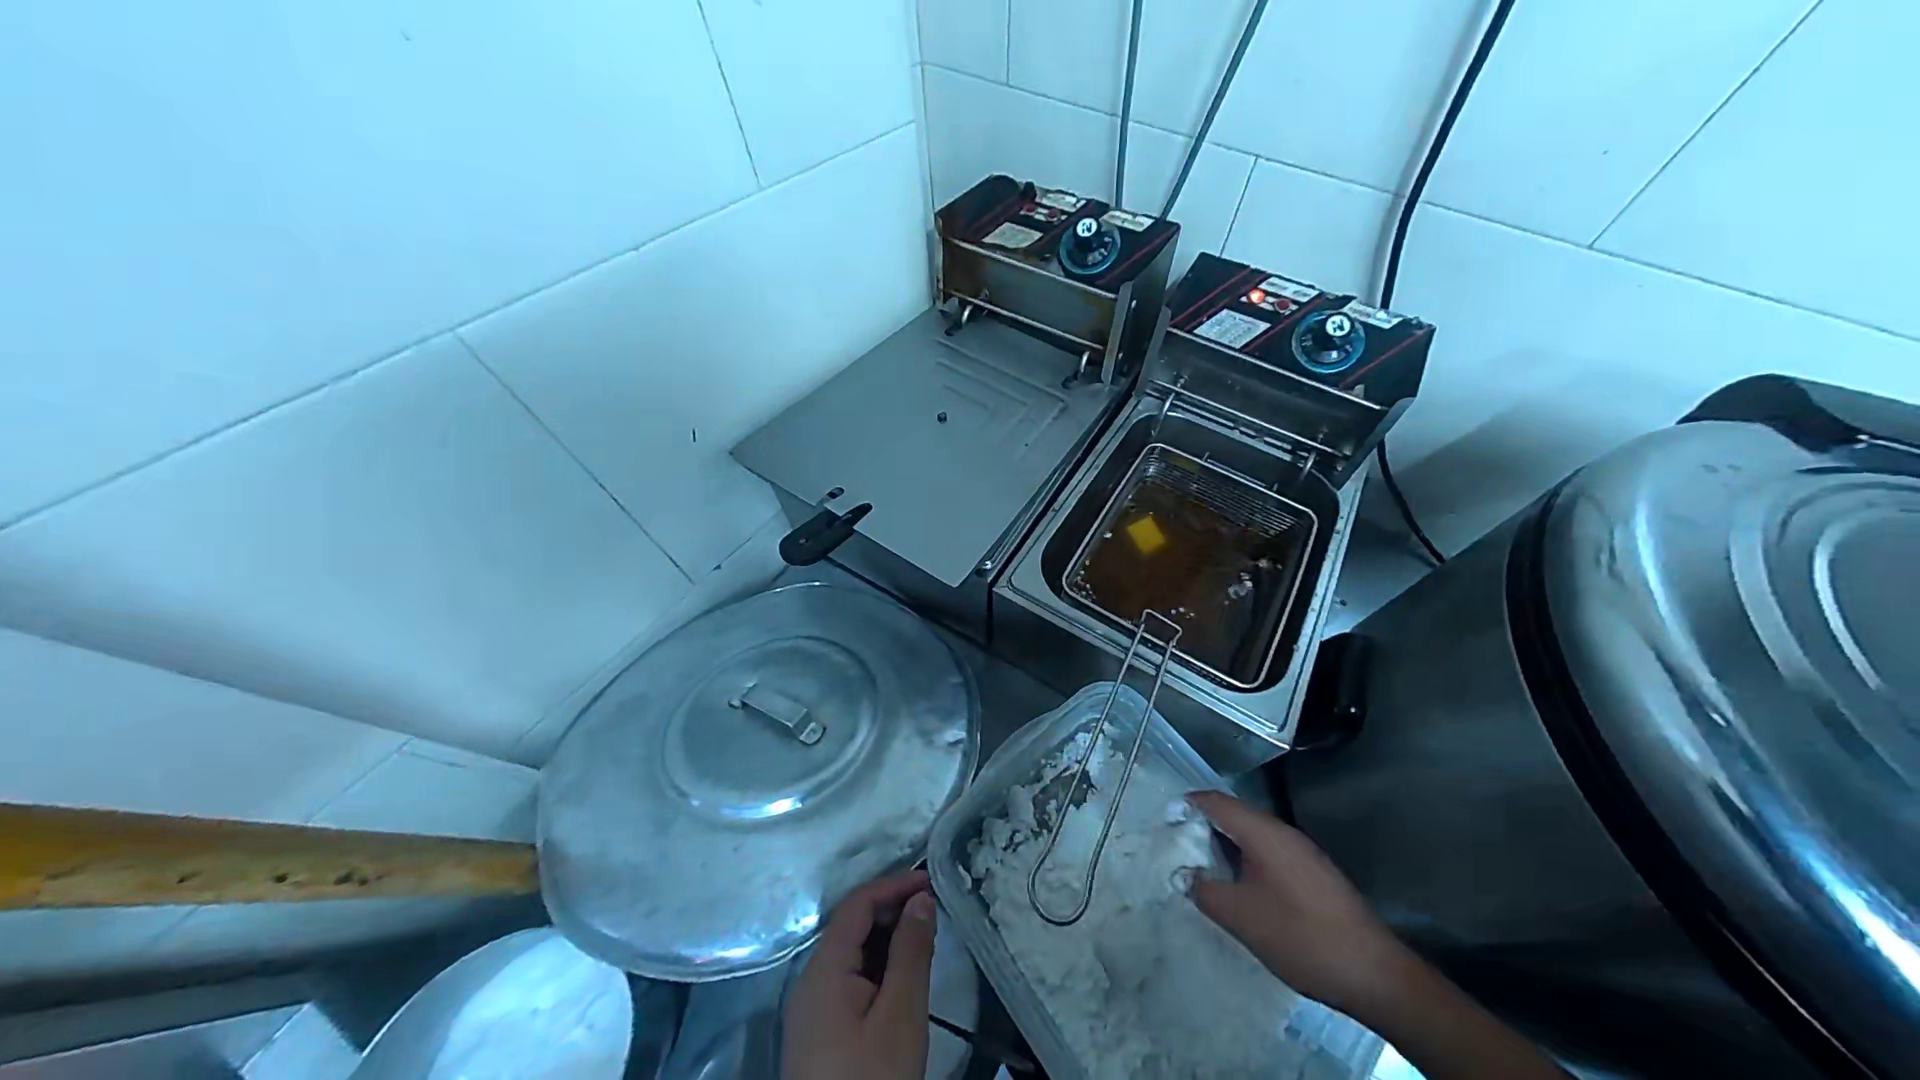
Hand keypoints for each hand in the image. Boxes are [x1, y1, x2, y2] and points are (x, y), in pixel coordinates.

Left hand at [783, 869, 935, 1079]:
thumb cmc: (872, 1079)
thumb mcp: (901, 1014)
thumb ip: (912, 952)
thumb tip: (921, 899)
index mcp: (823, 969)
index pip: (857, 905)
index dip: (893, 885)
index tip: (932, 881)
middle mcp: (810, 979)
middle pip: (851, 925)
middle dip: (892, 909)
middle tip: (935, 908)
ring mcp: (812, 1006)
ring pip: (851, 952)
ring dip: (887, 937)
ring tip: (926, 935)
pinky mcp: (820, 1029)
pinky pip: (849, 978)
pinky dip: (878, 964)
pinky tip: (904, 972)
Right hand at [1187, 791, 1415, 1015]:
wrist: (1375, 975)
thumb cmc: (1301, 936)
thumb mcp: (1240, 916)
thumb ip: (1203, 890)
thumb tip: (1182, 875)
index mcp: (1264, 832)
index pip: (1215, 801)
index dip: (1186, 806)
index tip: (1163, 823)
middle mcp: (1283, 833)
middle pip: (1233, 815)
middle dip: (1202, 827)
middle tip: (1175, 849)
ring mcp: (1302, 853)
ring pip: (1251, 837)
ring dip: (1224, 847)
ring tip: (1200, 870)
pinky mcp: (1312, 875)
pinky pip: (1268, 855)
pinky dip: (1245, 862)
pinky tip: (1236, 888)